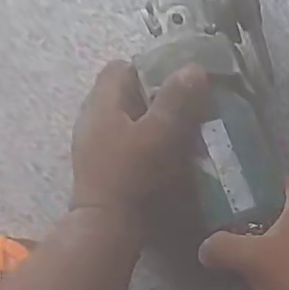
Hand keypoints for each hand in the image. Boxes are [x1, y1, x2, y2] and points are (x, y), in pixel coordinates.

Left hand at [70, 60, 210, 222]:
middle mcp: (93, 116)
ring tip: (185, 138)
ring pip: (129, 121)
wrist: (108, 222)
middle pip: (127, 95)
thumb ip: (176, 102)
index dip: (152, 70)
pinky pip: (129, 144)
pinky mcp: (104, 166)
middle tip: (190, 114)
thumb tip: (195, 68)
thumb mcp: (159, 134)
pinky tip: (168, 162)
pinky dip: (149, 146)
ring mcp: (96, 143)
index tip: (181, 85)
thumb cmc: (132, 174)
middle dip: (157, 100)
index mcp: (103, 101)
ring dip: (154, 125)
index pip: (123, 68)